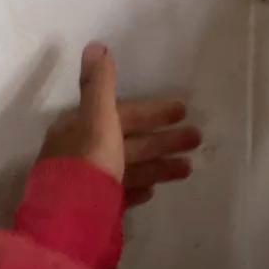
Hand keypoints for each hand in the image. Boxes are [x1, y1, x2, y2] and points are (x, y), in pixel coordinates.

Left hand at [39, 41, 199, 207]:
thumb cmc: (89, 164)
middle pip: (129, 142)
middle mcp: (81, 154)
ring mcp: (88, 184)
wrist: (72, 223)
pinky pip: (121, 194)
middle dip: (163, 140)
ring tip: (188, 168)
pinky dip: (138, 188)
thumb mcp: (98, 118)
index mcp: (79, 130)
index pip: (122, 114)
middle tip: (197, 139)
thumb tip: (96, 45)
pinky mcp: (94, 210)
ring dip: (159, 165)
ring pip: (130, 168)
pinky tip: (153, 191)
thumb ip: (100, 84)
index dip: (153, 112)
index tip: (182, 112)